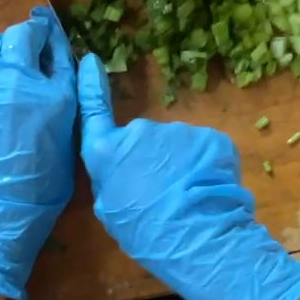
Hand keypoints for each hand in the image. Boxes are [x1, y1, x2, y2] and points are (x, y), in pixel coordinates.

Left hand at [0, 9, 78, 299]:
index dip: (53, 37)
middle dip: (28, 33)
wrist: (0, 207)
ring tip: (6, 61)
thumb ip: (68, 99)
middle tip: (31, 41)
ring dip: (1, 48)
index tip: (51, 32)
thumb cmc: (45, 182)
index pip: (55, 49)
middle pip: (20, 36)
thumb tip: (61, 73)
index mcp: (54, 92)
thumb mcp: (69, 137)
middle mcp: (18, 79)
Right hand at [77, 54, 299, 299]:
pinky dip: (203, 167)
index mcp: (108, 151)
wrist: (198, 239)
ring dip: (178, 165)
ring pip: (175, 146)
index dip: (90, 86)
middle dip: (149, 159)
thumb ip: (111, 178)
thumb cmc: (145, 233)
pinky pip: (202, 150)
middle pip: (142, 139)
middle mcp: (140, 131)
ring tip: (184, 198)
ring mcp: (178, 131)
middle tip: (157, 193)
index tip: (89, 60)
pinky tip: (205, 191)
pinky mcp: (210, 138)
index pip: (94, 110)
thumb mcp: (110, 211)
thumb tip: (122, 165)